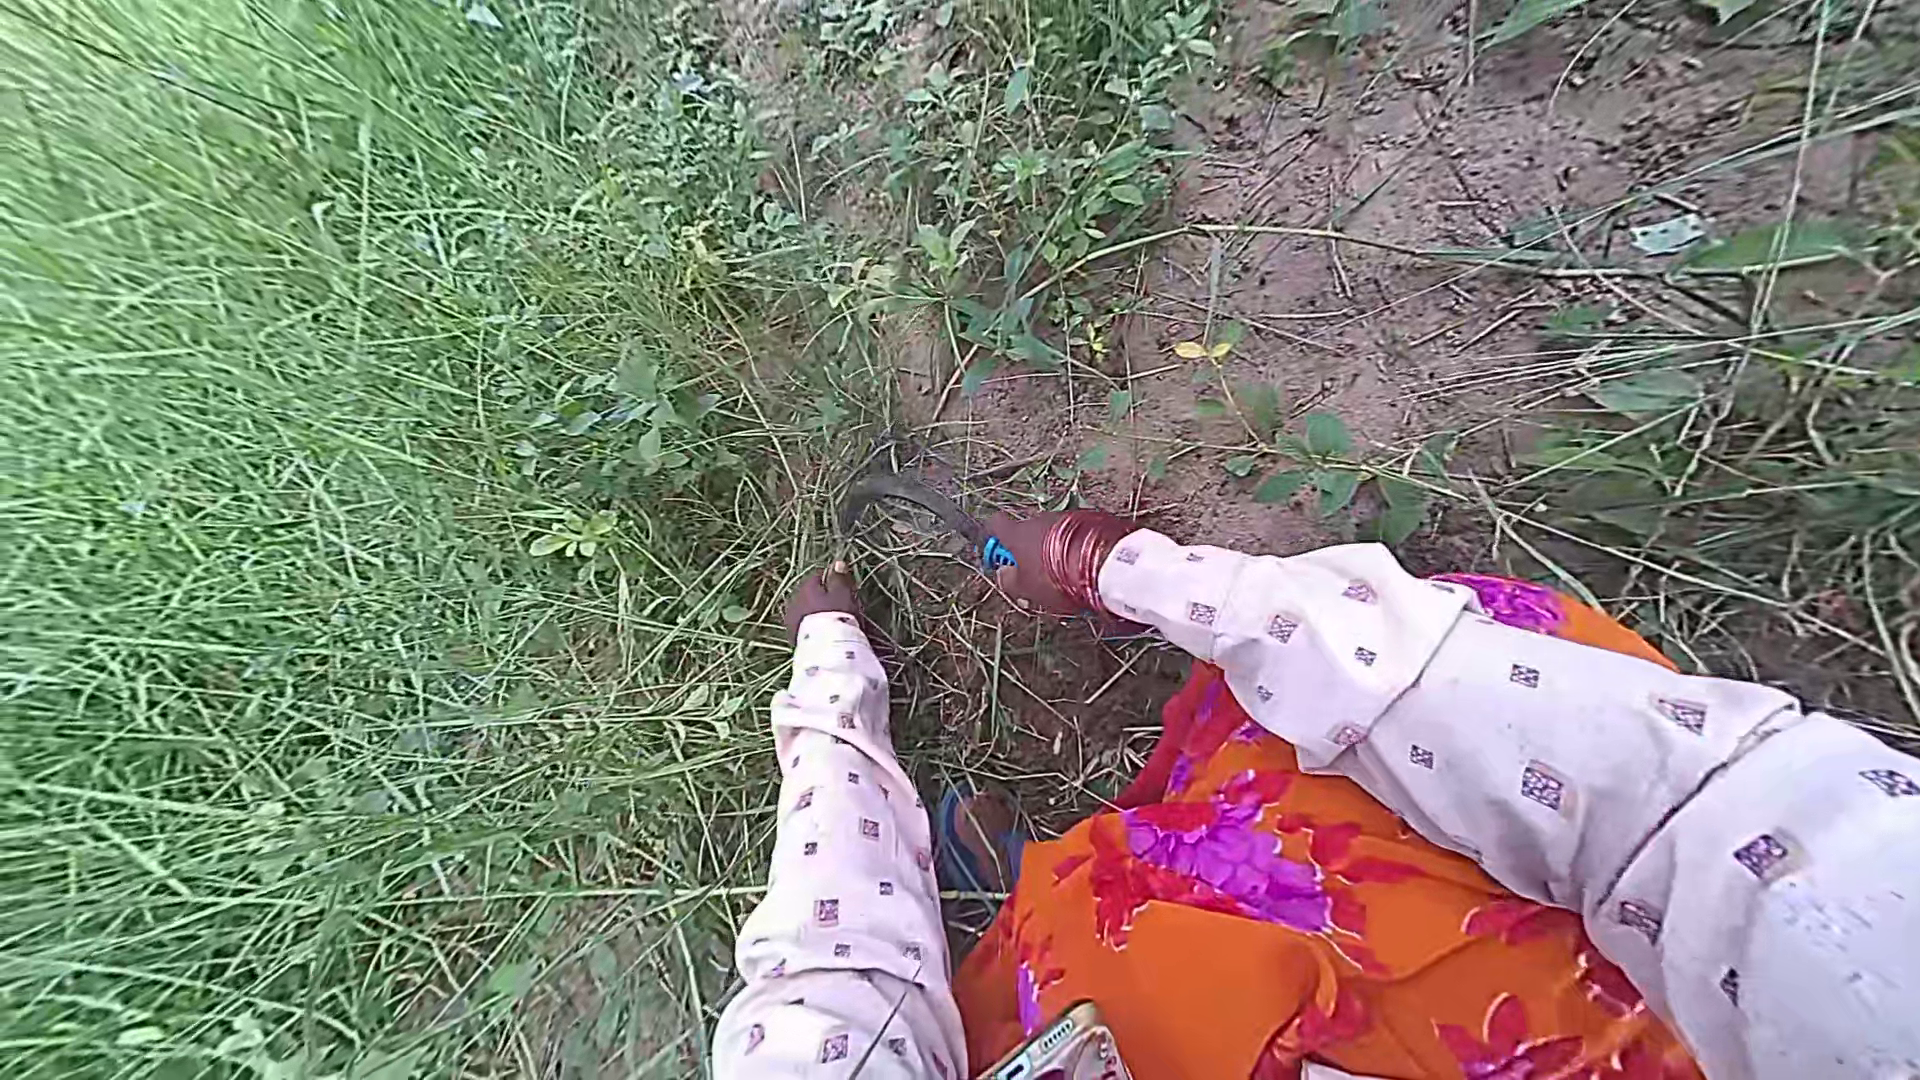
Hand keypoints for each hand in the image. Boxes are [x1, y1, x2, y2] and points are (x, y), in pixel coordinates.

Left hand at [784, 560, 858, 641]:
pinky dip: (813, 625)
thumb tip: (837, 563)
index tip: (845, 588)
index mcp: (805, 587)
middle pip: (810, 593)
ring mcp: (790, 619)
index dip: (833, 580)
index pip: (818, 575)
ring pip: (806, 609)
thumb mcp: (843, 593)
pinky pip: (804, 624)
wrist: (824, 649)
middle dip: (822, 596)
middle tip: (840, 605)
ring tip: (832, 620)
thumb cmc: (836, 616)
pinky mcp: (792, 636)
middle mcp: (793, 600)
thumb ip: (839, 578)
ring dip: (816, 612)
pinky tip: (823, 632)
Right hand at [981, 510, 1137, 616]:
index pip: (995, 524)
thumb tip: (1004, 572)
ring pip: (1052, 534)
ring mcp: (1067, 517)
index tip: (998, 553)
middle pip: (1026, 531)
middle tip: (1036, 576)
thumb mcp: (1027, 589)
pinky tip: (1084, 567)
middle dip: (1029, 551)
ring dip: (1053, 550)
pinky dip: (1074, 548)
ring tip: (1066, 576)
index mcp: (1018, 534)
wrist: (1106, 565)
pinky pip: (1075, 535)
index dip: (993, 537)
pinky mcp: (1091, 520)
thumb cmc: (1057, 579)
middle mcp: (1040, 519)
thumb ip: (1009, 580)